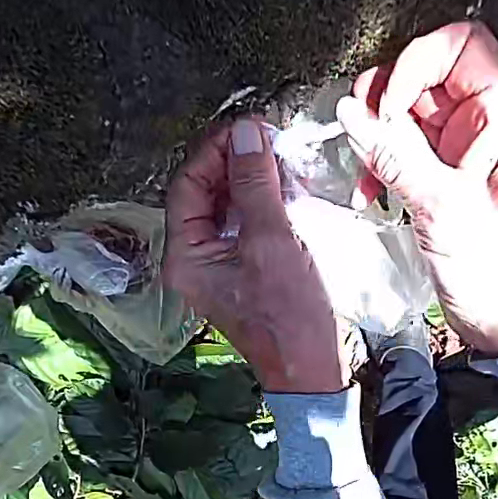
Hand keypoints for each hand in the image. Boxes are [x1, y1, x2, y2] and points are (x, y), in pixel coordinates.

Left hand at [164, 120, 349, 393]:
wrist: (310, 368)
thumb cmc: (289, 316)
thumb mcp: (271, 242)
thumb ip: (254, 185)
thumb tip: (245, 133)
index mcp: (186, 257)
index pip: (186, 186)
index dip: (214, 152)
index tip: (247, 130)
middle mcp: (193, 261)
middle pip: (202, 196)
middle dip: (232, 164)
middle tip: (264, 140)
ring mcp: (217, 268)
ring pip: (224, 209)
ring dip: (248, 182)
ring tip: (277, 161)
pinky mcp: (240, 272)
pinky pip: (242, 227)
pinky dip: (260, 205)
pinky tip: (282, 191)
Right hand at [336, 22, 497, 355]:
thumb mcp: (444, 208)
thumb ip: (396, 155)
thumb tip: (354, 113)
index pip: (459, 47)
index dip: (413, 64)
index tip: (383, 106)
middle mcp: (488, 129)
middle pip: (430, 78)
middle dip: (387, 100)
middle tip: (361, 130)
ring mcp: (468, 157)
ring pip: (414, 118)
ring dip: (380, 137)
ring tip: (364, 167)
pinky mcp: (450, 184)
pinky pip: (411, 155)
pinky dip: (386, 165)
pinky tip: (372, 191)